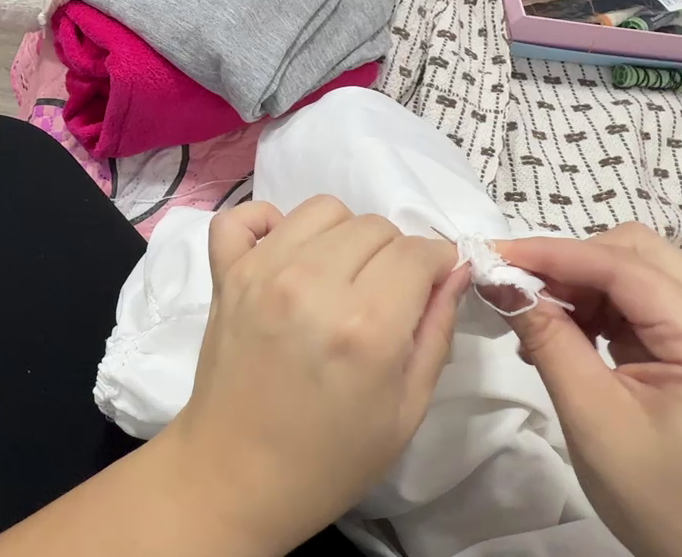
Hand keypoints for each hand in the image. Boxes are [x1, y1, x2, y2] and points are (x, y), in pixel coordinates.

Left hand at [162, 196, 467, 554]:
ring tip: (340, 275)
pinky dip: (267, 221)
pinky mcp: (226, 272)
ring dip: (342, 234)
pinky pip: (243, 214)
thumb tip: (455, 268)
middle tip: (384, 292)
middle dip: (394, 252)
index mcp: (365, 325)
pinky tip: (283, 251)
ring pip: (322, 209)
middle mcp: (312, 283)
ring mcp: (262, 271)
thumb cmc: (332, 456)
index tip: (432, 282)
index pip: (417, 251)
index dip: (436, 263)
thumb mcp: (407, 408)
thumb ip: (436, 330)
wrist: (238, 473)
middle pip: (373, 225)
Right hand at [494, 225, 681, 556]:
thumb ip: (546, 337)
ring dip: (584, 283)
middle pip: (639, 254)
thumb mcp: (592, 417)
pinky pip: (649, 301)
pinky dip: (602, 305)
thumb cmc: (660, 503)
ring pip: (642, 270)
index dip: (553, 253)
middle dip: (571, 263)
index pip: (625, 268)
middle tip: (519, 290)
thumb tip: (496, 278)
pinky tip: (572, 334)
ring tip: (542, 319)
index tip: (493, 254)